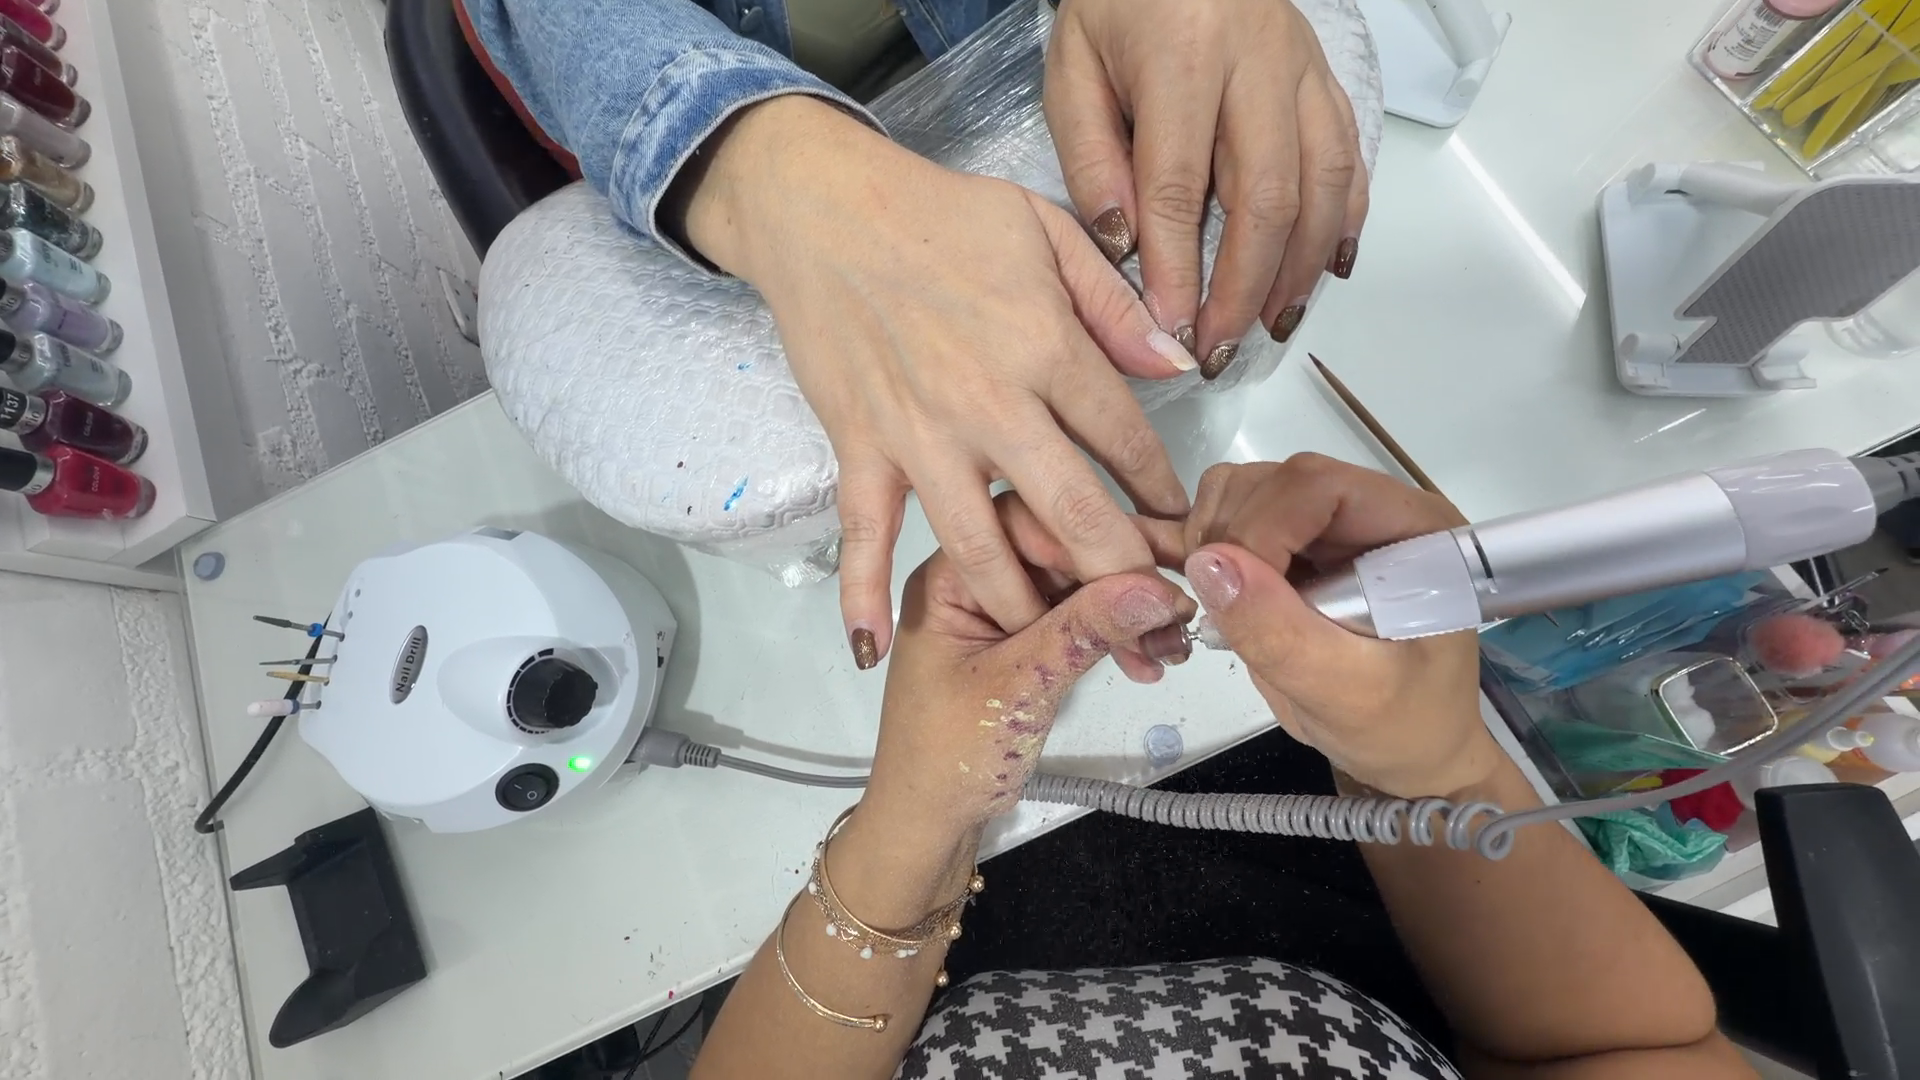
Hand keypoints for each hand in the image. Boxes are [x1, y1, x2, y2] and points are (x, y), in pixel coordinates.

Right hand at [682, 97, 1196, 670]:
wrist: (823, 211)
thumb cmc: (940, 216)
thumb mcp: (1045, 230)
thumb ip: (1114, 304)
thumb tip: (1175, 367)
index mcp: (1045, 345)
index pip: (1126, 440)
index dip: (1162, 495)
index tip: (1178, 534)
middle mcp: (989, 404)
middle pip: (1070, 510)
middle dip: (1118, 576)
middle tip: (1149, 626)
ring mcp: (918, 436)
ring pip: (979, 544)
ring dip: (1023, 605)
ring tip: (1054, 646)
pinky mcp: (859, 450)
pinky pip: (863, 532)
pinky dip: (863, 591)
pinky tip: (874, 648)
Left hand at [862, 494, 1194, 838]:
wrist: (930, 819)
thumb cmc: (949, 755)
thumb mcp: (1020, 687)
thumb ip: (1085, 631)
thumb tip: (1156, 586)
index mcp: (949, 577)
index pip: (1025, 525)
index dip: (1091, 539)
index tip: (1154, 568)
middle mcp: (974, 581)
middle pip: (1057, 552)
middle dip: (1120, 579)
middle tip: (1182, 603)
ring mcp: (999, 610)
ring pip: (1074, 586)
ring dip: (1125, 613)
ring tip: (1172, 645)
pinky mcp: (1021, 638)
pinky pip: (1074, 618)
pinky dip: (1112, 636)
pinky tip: (1147, 657)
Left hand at [1046, 0, 1366, 376]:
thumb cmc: (1112, 7)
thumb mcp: (1073, 73)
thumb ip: (1093, 158)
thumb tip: (1126, 247)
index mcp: (1183, 56)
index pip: (1179, 186)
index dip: (1176, 269)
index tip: (1170, 330)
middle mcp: (1259, 60)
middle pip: (1266, 195)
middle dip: (1243, 286)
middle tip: (1220, 347)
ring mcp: (1303, 67)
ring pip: (1322, 180)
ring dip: (1300, 266)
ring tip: (1275, 324)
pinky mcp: (1325, 75)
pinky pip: (1349, 153)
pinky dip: (1345, 218)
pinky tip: (1327, 269)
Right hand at [1182, 455, 1501, 796]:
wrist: (1404, 745)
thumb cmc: (1397, 725)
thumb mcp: (1343, 692)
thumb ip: (1278, 631)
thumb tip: (1206, 562)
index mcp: (1411, 529)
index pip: (1314, 487)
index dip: (1261, 530)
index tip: (1239, 598)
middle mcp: (1369, 508)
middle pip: (1271, 482)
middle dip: (1229, 540)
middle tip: (1225, 609)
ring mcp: (1327, 522)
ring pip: (1240, 490)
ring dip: (1210, 542)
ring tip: (1228, 606)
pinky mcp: (1293, 537)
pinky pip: (1227, 513)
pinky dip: (1205, 548)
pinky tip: (1223, 596)